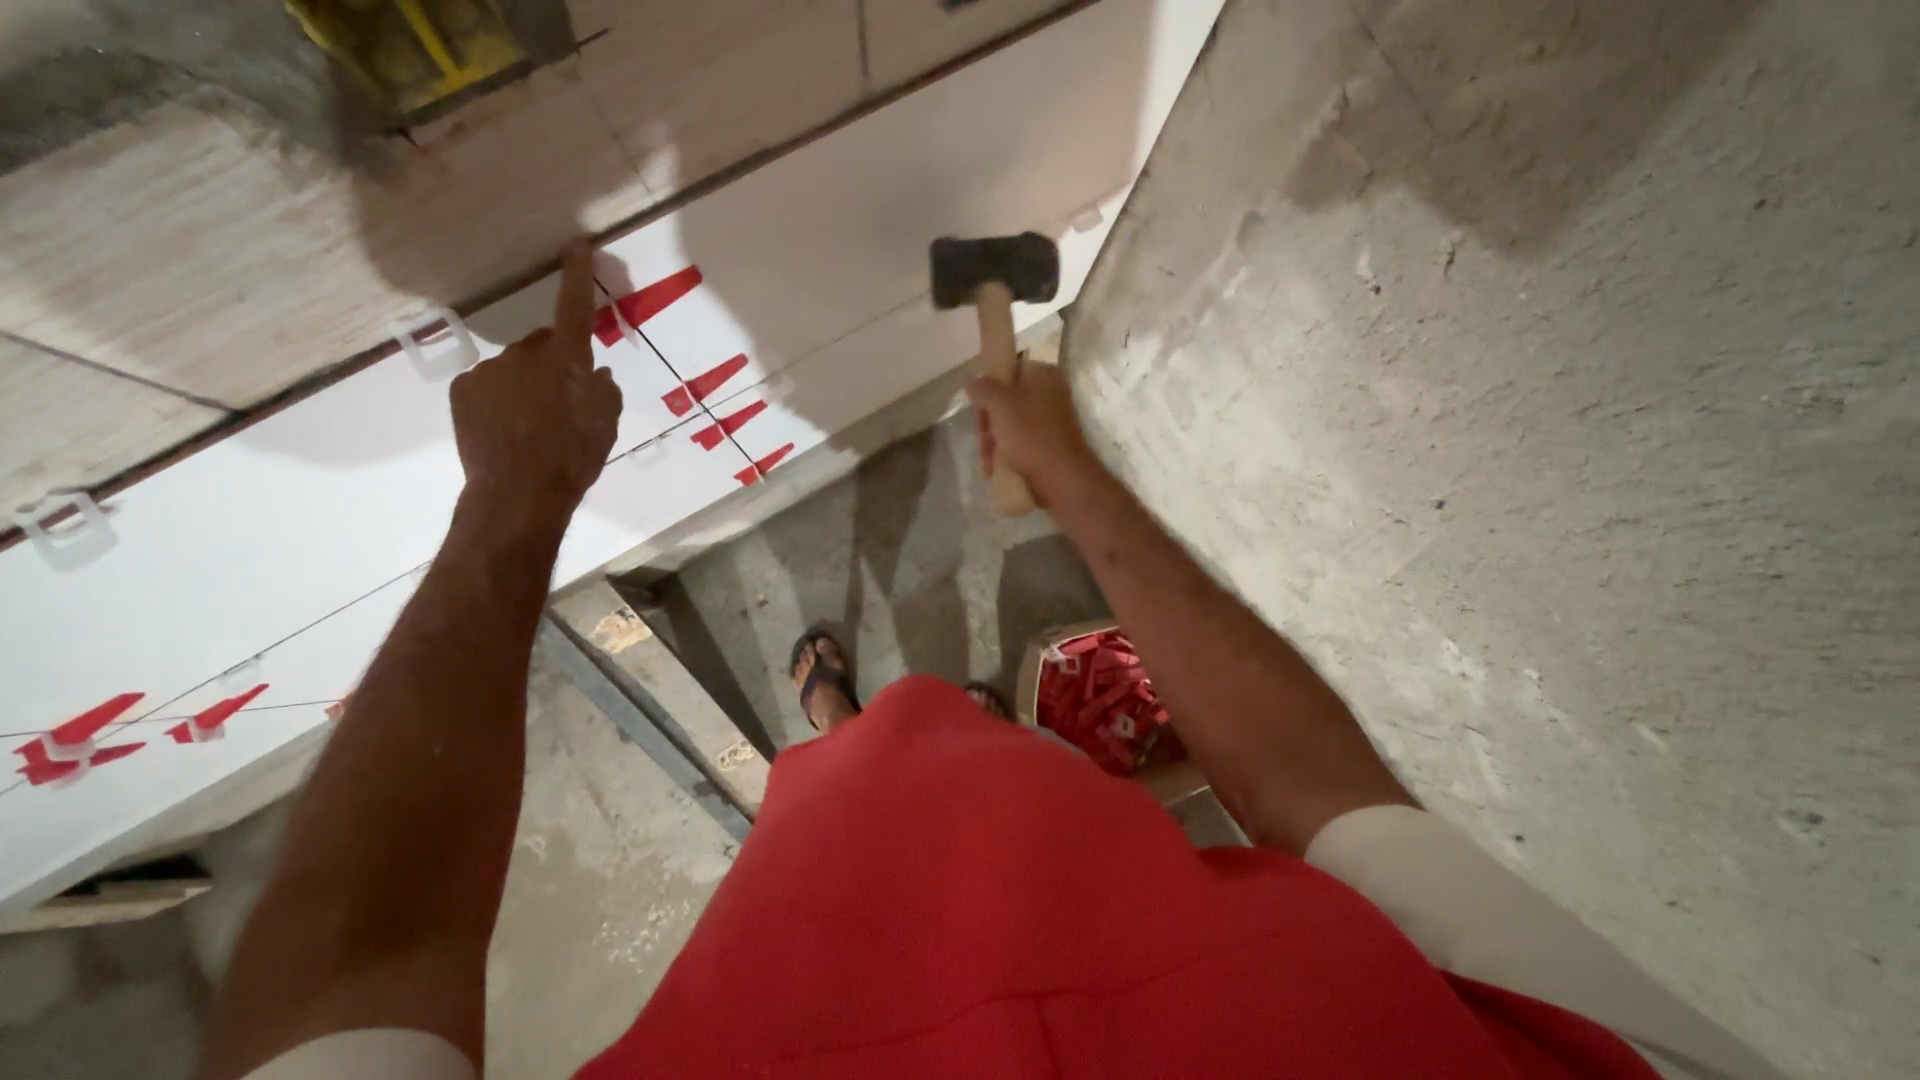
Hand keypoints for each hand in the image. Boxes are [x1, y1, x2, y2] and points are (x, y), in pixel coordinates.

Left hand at [451, 242, 622, 519]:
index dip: (577, 275)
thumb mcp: (607, 424)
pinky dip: (500, 400)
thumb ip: (603, 390)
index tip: (578, 245)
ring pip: (516, 369)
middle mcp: (525, 354)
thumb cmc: (573, 458)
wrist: (518, 493)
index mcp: (567, 360)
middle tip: (564, 402)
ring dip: (526, 386)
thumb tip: (594, 373)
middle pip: (544, 346)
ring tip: (534, 427)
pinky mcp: (463, 391)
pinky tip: (508, 431)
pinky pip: (489, 386)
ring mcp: (489, 371)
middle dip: (554, 364)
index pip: (575, 307)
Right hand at [965, 362, 1105, 505]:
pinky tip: (995, 468)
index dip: (988, 388)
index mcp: (1043, 374)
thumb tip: (972, 381)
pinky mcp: (1047, 442)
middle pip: (1005, 400)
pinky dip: (1006, 452)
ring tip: (988, 462)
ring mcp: (1050, 419)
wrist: (1061, 477)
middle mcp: (1049, 392)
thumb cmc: (1030, 434)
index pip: (1008, 369)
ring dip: (993, 441)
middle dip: (988, 423)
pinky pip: (1019, 441)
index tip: (978, 407)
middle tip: (984, 440)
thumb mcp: (1000, 404)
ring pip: (1009, 423)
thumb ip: (982, 387)